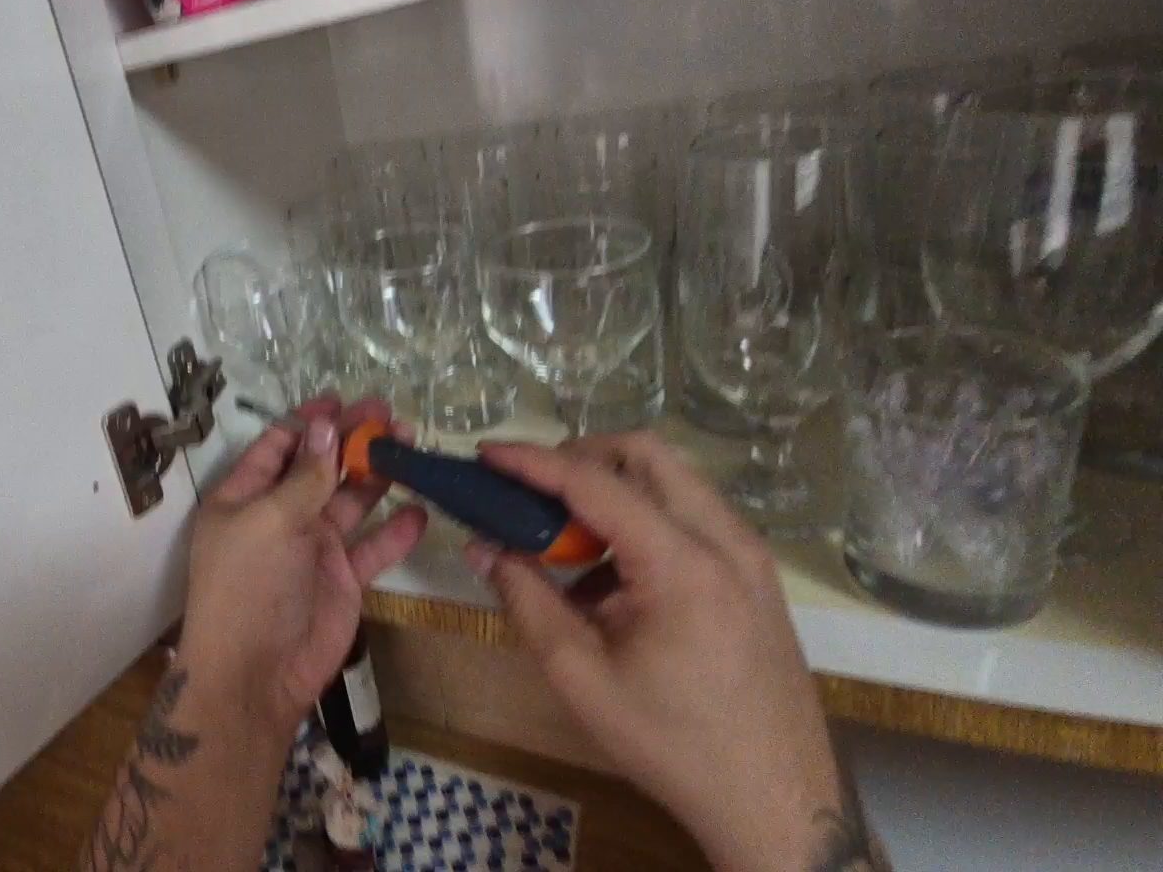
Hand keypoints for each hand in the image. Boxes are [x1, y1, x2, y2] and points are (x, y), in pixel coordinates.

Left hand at [176, 394, 427, 739]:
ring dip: (376, 475)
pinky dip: (395, 531)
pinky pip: (372, 547)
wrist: (257, 673)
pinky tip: (420, 511)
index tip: (340, 399)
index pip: (278, 447)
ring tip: (410, 447)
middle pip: (320, 467)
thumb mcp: (270, 521)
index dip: (308, 422)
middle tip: (388, 415)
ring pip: (349, 500)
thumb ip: (304, 476)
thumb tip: (325, 425)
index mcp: (245, 497)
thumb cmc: (249, 586)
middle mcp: (279, 515)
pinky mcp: (342, 578)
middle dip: (351, 440)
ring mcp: (312, 546)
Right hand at [464, 435, 856, 871]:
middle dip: (578, 456)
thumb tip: (480, 545)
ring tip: (566, 540)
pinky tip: (609, 578)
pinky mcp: (753, 575)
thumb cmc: (671, 743)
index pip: (593, 481)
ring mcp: (748, 556)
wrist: (779, 807)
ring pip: (668, 479)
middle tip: (532, 489)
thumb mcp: (578, 673)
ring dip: (609, 489)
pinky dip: (637, 519)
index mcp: (682, 564)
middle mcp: (725, 541)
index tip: (485, 453)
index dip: (532, 461)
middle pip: (644, 454)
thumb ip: (523, 596)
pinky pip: (686, 515)